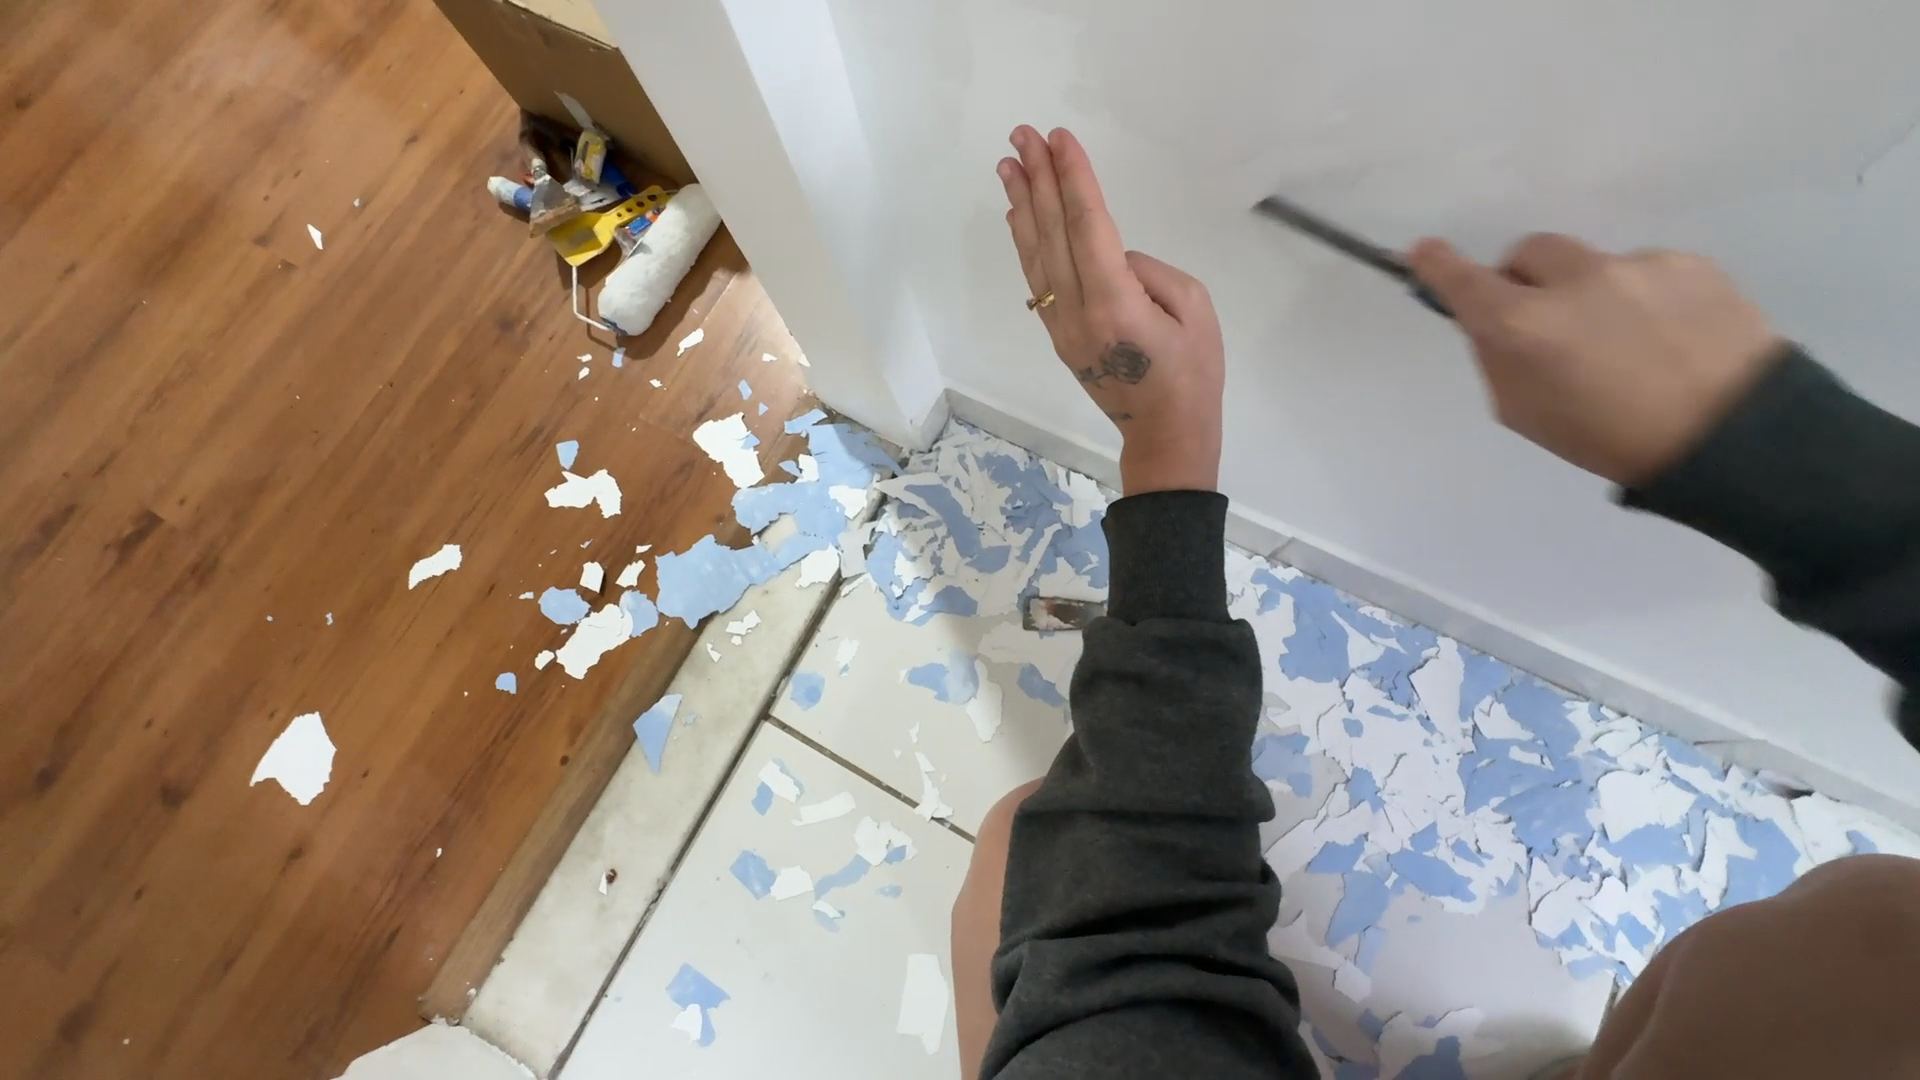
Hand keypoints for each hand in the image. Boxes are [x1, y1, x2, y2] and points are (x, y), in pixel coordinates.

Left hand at [997, 126, 1224, 494]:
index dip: (1072, 179)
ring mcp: (1062, 328)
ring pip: (1036, 258)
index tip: (1059, 139)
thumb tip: (1112, 260)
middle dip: (1039, 181)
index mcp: (1113, 304)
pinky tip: (1020, 220)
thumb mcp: (1192, 308)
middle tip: (1021, 135)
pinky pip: (1039, 283)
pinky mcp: (1060, 338)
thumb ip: (1146, 273)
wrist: (1165, 434)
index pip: (1088, 227)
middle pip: (1053, 235)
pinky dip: (1028, 246)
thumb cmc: (1192, 374)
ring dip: (1023, 209)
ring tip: (1008, 167)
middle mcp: (1077, 313)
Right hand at [1408, 234, 1783, 486]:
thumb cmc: (1600, 434)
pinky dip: (1635, 296)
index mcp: (1522, 325)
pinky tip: (1659, 334)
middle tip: (1541, 317)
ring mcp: (1637, 266)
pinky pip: (1640, 271)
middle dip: (1523, 278)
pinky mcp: (1690, 263)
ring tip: (1618, 338)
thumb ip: (1497, 353)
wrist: (1725, 433)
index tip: (1423, 251)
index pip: (1464, 281)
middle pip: (1528, 252)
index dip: (1438, 265)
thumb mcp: (1518, 408)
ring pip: (1588, 263)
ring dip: (1584, 290)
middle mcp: (1574, 282)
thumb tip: (1492, 320)